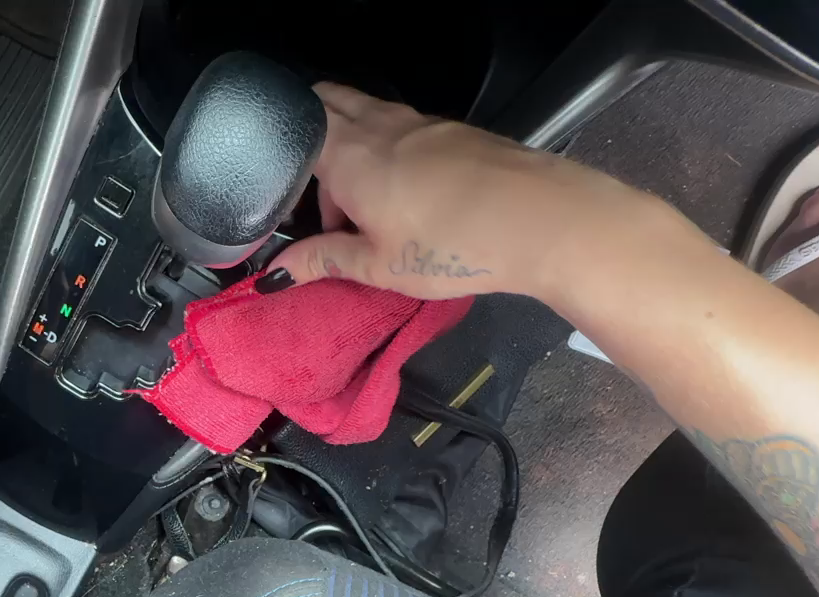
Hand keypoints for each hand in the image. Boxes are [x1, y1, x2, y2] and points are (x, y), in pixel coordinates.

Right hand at [268, 84, 658, 302]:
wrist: (542, 220)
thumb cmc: (453, 244)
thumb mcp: (376, 265)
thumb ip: (321, 261)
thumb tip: (276, 271)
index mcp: (350, 156)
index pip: (295, 130)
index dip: (279, 164)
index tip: (280, 204)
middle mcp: (380, 125)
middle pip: (326, 103)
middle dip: (306, 140)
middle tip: (309, 196)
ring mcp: (418, 122)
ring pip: (362, 113)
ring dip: (345, 149)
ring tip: (354, 206)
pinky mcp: (448, 130)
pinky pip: (396, 127)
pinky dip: (379, 150)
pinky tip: (396, 197)